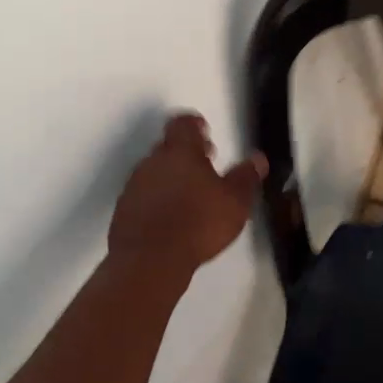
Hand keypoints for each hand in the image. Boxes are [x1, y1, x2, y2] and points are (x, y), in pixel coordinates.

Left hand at [108, 113, 264, 275]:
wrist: (150, 259)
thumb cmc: (199, 223)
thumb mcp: (236, 201)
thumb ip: (246, 177)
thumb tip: (257, 158)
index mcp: (180, 153)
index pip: (183, 124)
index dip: (194, 123)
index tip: (205, 129)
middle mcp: (153, 162)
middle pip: (168, 146)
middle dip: (187, 152)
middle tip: (206, 163)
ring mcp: (134, 185)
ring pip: (155, 170)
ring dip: (173, 176)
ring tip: (193, 194)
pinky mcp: (125, 209)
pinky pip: (145, 193)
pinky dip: (160, 197)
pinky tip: (174, 216)